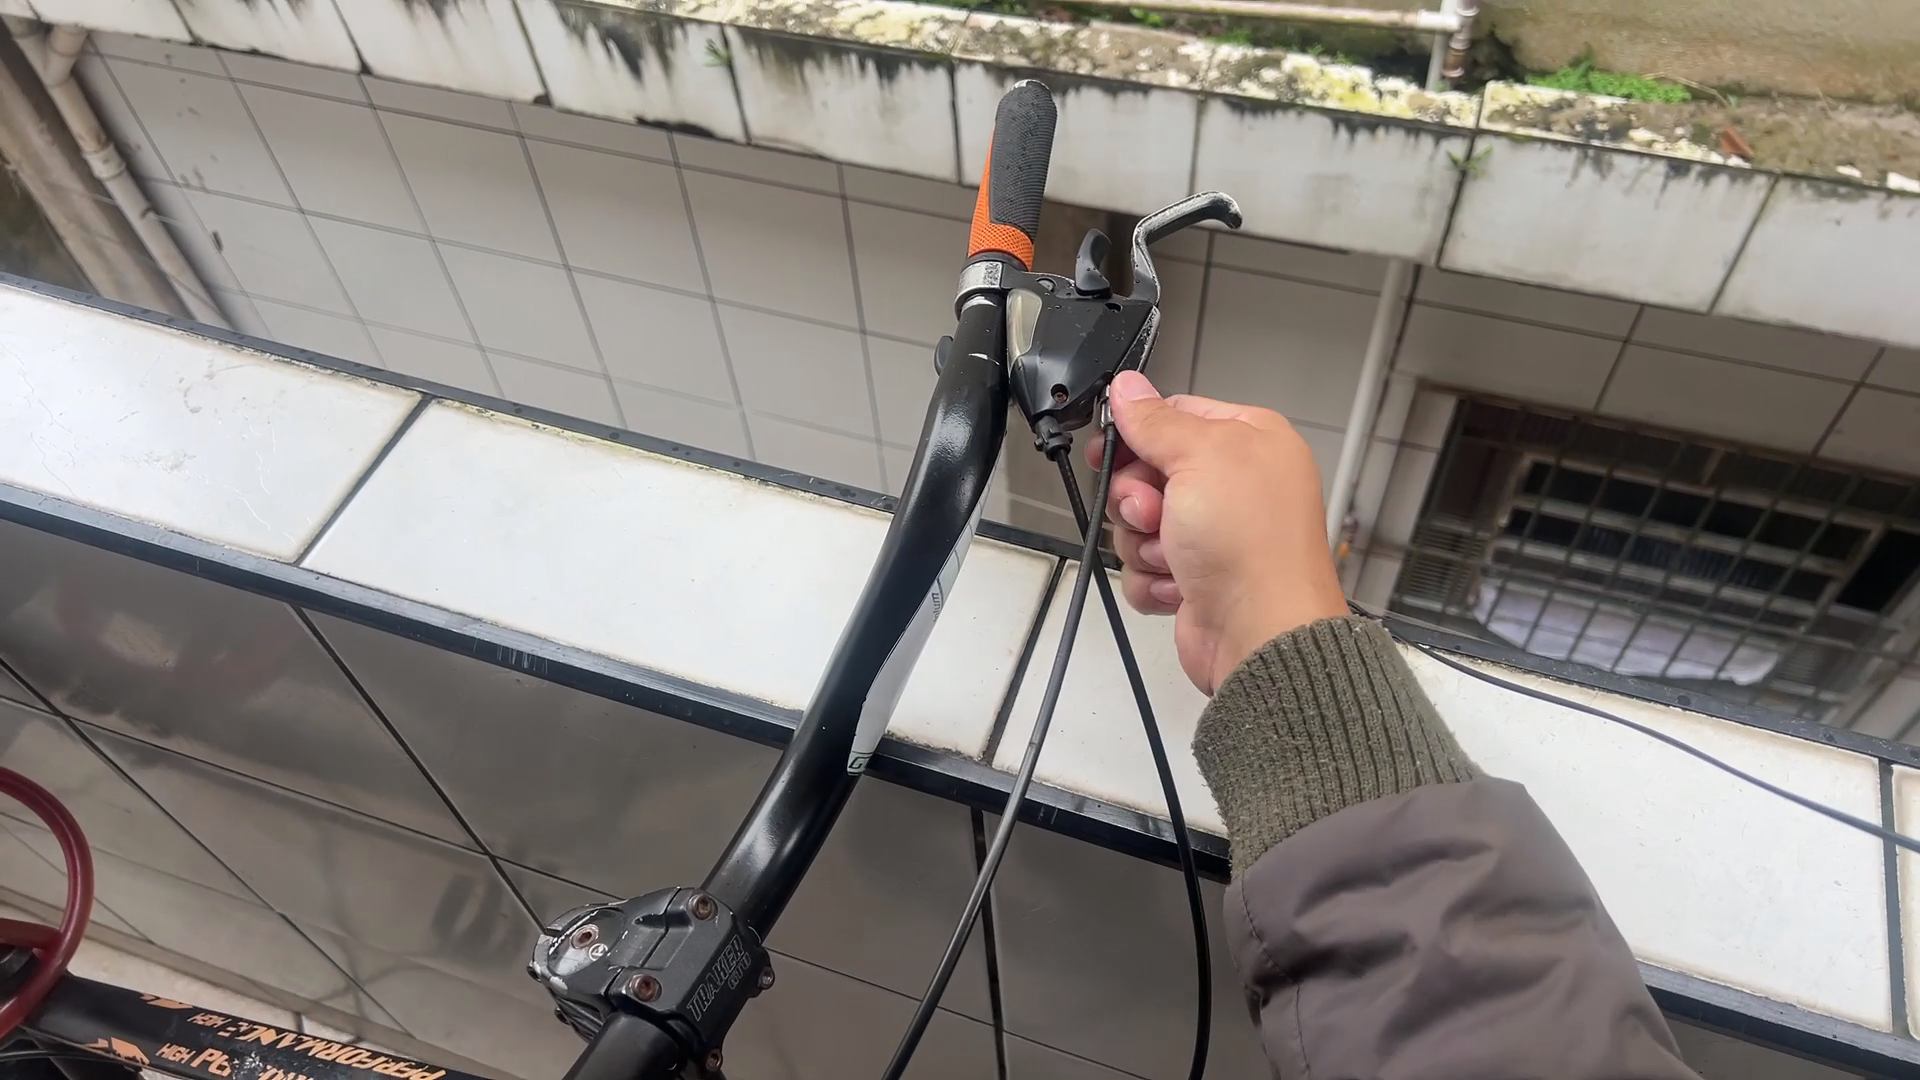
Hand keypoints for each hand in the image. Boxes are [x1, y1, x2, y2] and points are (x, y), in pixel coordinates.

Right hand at [1089, 370, 1347, 695]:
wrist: (1260, 635)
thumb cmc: (1252, 547)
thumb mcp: (1199, 458)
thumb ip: (1156, 421)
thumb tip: (1128, 387)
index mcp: (1246, 443)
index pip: (1172, 418)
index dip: (1134, 435)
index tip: (1107, 451)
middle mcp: (1231, 486)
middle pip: (1146, 473)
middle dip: (1137, 499)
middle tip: (1155, 512)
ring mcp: (1212, 534)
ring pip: (1137, 524)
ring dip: (1143, 543)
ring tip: (1175, 556)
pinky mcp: (1193, 576)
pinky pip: (1141, 566)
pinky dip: (1151, 579)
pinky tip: (1179, 584)